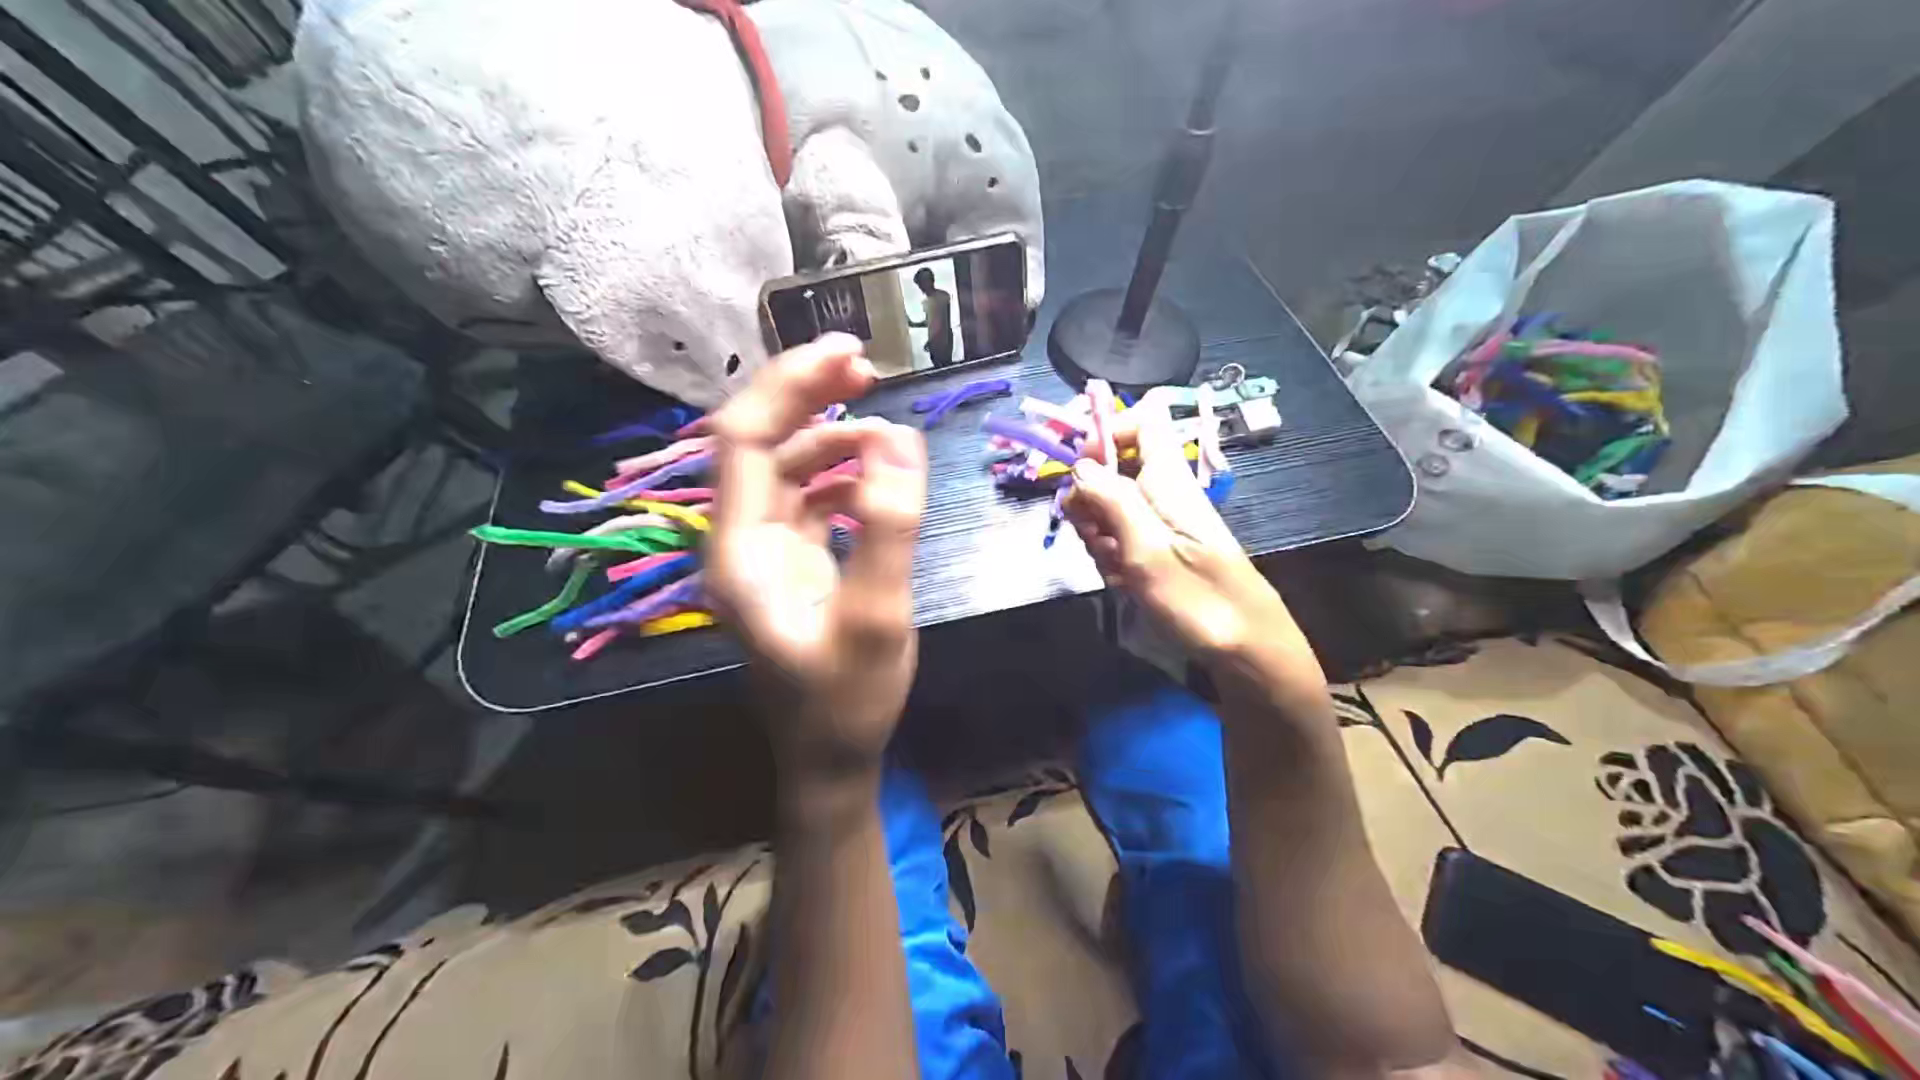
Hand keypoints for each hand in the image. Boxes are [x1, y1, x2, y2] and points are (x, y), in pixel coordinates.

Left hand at [706, 335, 927, 781]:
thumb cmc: (849, 700)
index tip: (845, 355)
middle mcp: (737, 541)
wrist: (830, 757)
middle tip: (866, 368)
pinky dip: (838, 472)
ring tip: (883, 424)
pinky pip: (804, 495)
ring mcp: (760, 550)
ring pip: (783, 465)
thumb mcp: (879, 618)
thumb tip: (900, 437)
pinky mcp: (786, 560)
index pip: (743, 440)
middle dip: (806, 396)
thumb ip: (887, 528)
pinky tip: (874, 475)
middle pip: (757, 441)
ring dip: (827, 434)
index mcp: (739, 552)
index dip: (786, 387)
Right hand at [1064, 397, 1290, 659]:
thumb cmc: (1197, 598)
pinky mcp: (1156, 548)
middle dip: (1090, 499)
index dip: (1107, 431)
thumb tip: (1080, 465)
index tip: (1080, 468)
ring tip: (1116, 567)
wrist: (1244, 648)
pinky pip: (1119, 538)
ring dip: (1097, 534)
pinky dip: (1111, 556)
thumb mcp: (1146, 549)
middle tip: (1096, 536)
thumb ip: (1112, 501)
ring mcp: (1159, 522)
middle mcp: (1163, 492)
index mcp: (1168, 479)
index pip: (1142, 420)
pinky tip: (1123, 581)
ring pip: (1108, 508)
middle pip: (1112, 469)